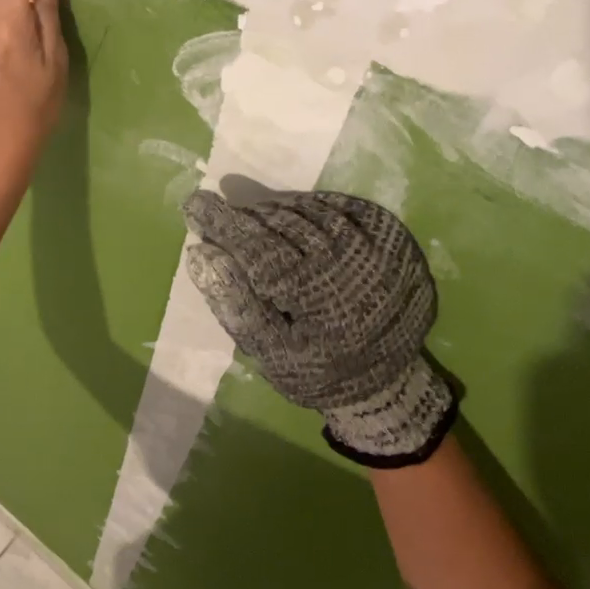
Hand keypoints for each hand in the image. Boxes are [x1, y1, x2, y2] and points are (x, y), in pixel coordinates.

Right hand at [182, 189, 457, 467]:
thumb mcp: (268, 351)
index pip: (256, 246)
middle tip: (221, 218)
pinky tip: (295, 213)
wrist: (386, 385)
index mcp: (315, 297)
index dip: (222, 222)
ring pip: (313, 211)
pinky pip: (347, 207)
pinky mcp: (396, 242)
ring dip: (277, 210)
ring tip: (253, 218)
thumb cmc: (317, 372)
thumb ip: (234, 302)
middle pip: (284, 223)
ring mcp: (378, 250)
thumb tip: (200, 252)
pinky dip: (315, 205)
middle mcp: (349, 265)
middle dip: (246, 217)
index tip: (193, 204)